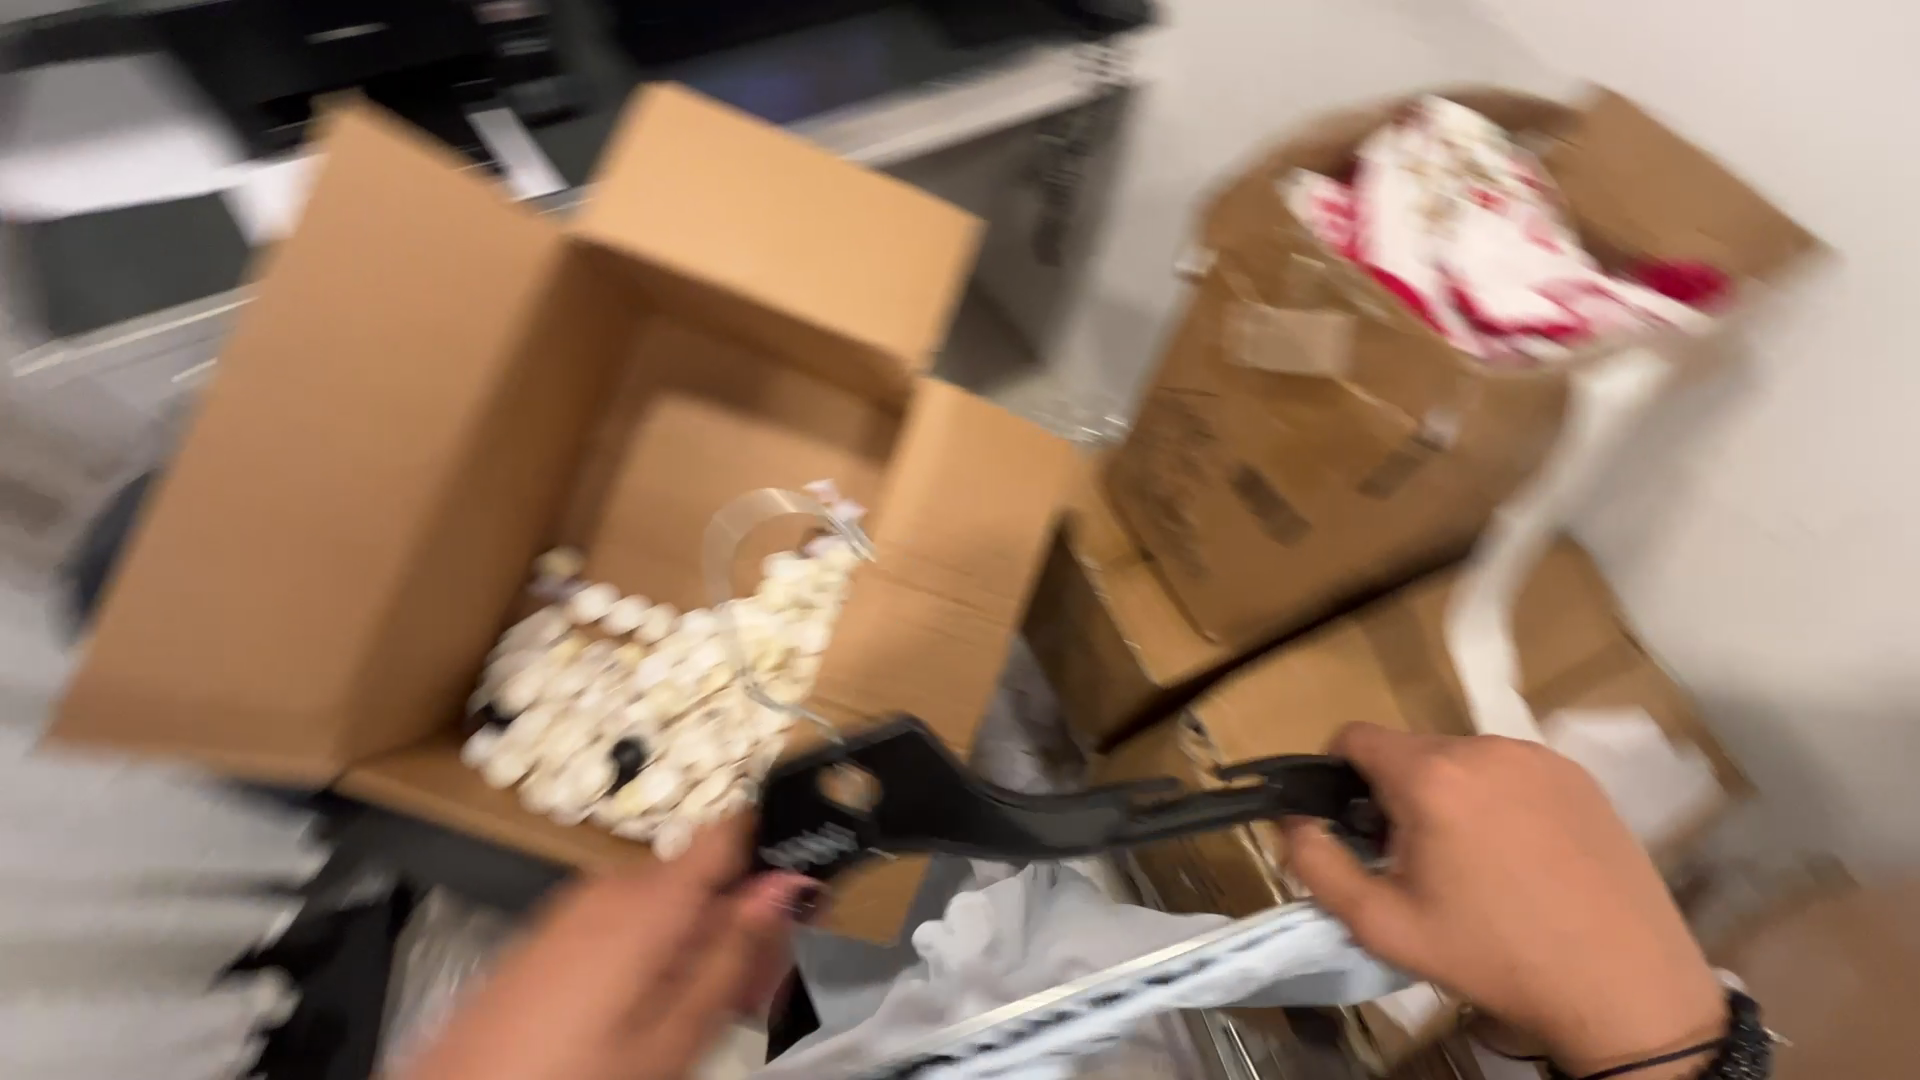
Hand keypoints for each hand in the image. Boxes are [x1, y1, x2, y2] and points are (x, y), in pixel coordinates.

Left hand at [400, 817, 819, 1079]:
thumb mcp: (675, 1034)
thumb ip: (736, 951)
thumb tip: (786, 887)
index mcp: (651, 899)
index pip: (732, 831)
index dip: (772, 857)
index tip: (796, 899)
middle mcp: (614, 886)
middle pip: (704, 876)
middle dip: (739, 922)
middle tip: (756, 987)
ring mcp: (575, 907)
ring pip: (668, 902)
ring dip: (699, 941)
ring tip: (704, 1011)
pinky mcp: (550, 932)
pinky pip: (624, 919)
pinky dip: (654, 949)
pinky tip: (651, 1007)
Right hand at [1284, 724, 1725, 1077]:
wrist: (1628, 995)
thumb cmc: (1493, 957)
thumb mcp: (1381, 924)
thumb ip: (1315, 863)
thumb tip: (1291, 819)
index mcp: (1429, 776)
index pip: (1353, 737)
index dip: (1338, 774)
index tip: (1355, 822)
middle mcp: (1481, 748)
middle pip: (1405, 750)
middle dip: (1393, 791)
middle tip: (1415, 854)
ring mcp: (1536, 757)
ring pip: (1455, 757)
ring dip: (1444, 791)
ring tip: (1472, 857)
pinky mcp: (1577, 775)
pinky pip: (1505, 767)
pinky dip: (1493, 795)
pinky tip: (1518, 850)